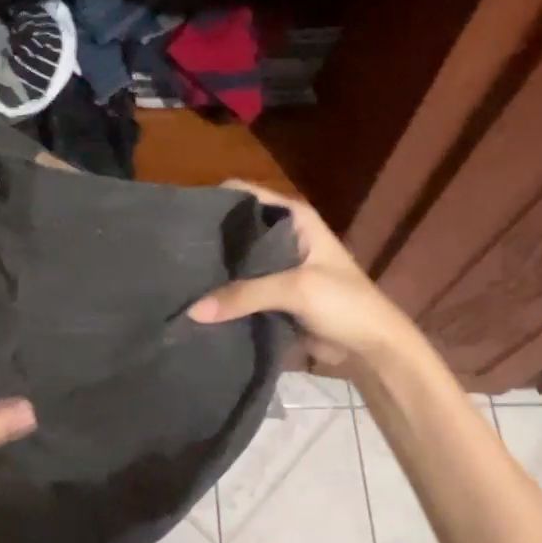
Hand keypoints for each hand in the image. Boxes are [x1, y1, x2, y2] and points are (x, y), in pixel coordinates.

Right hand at [187, 181, 419, 369]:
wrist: (370, 347)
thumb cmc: (343, 303)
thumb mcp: (296, 289)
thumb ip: (245, 295)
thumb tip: (192, 311)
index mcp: (293, 218)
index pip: (245, 195)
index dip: (214, 200)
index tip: (180, 216)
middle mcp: (282, 236)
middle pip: (236, 231)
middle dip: (208, 241)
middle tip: (170, 253)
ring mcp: (277, 268)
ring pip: (236, 264)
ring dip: (213, 273)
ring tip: (174, 277)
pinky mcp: (272, 297)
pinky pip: (240, 292)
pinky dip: (222, 297)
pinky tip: (193, 302)